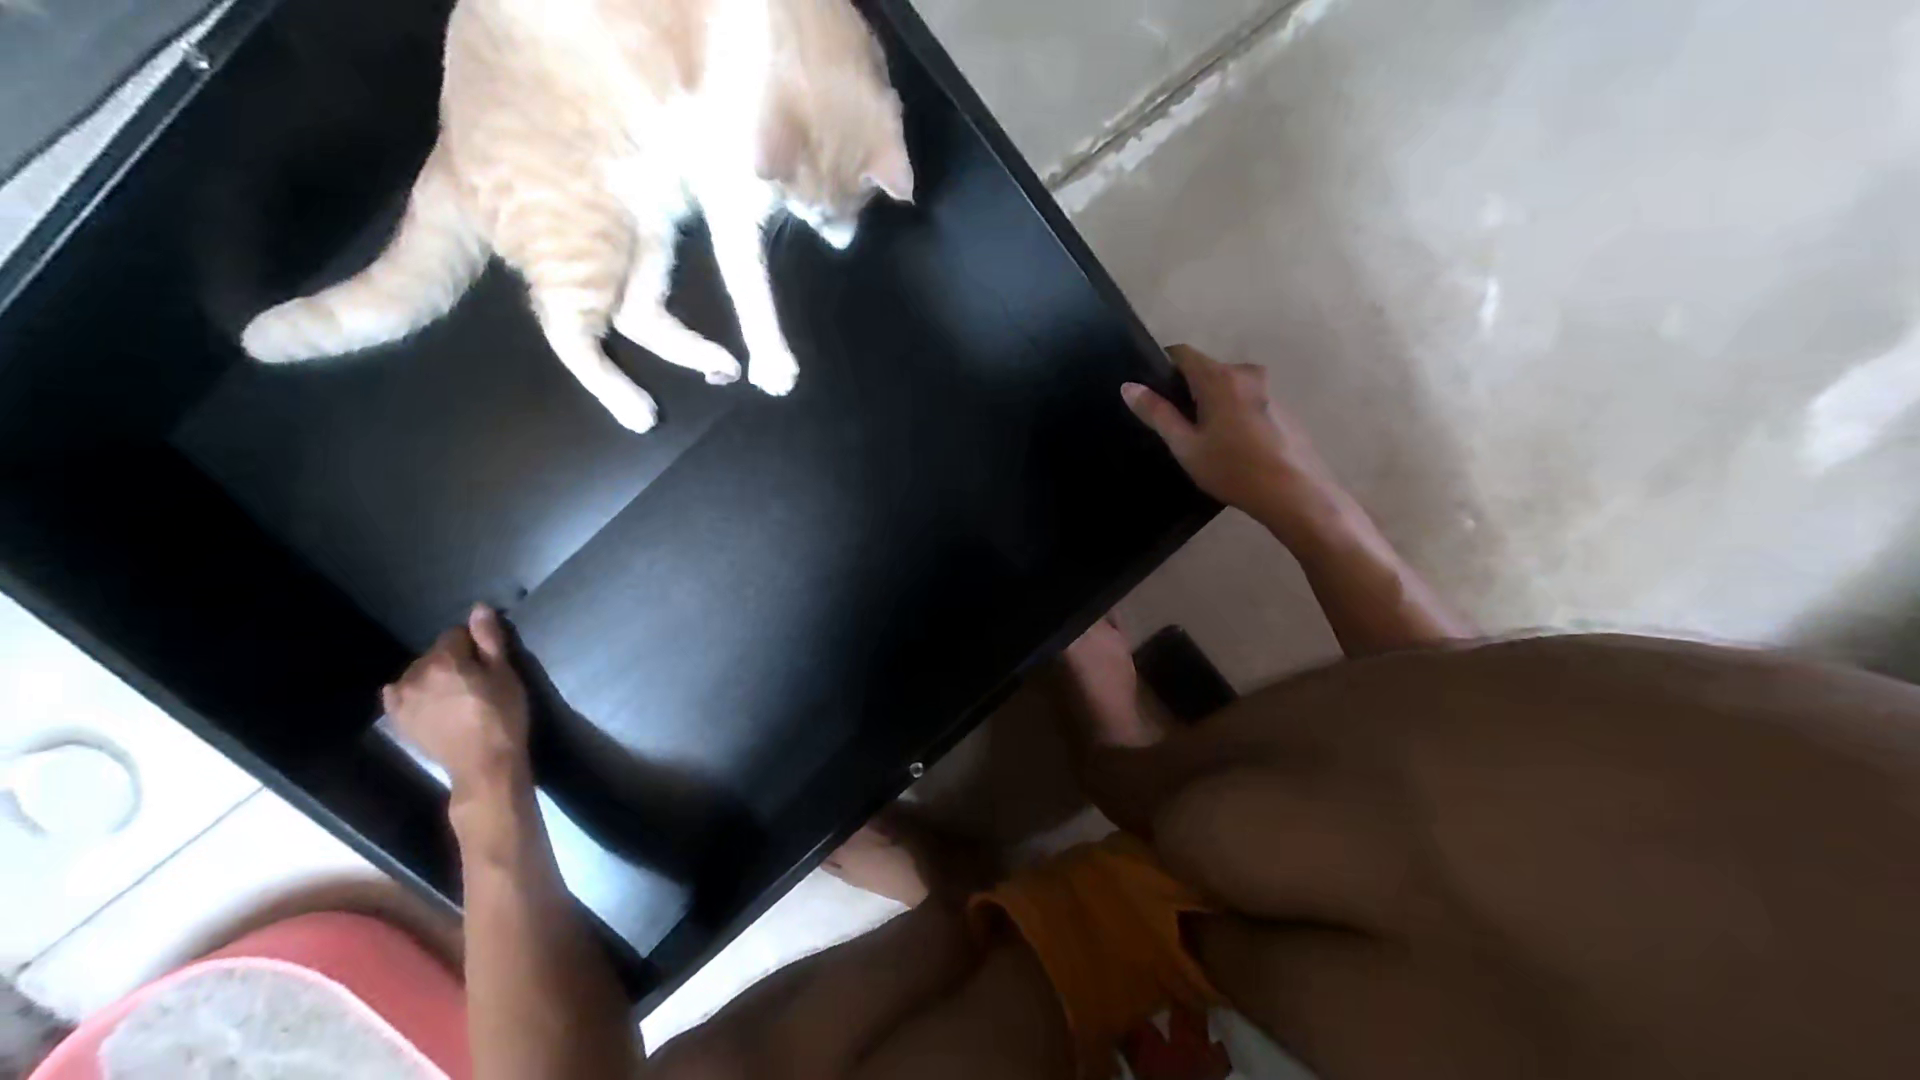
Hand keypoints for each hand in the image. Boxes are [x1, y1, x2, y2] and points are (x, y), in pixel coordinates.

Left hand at [383, 604, 530, 792]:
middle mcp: (414, 674)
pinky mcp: (397, 718)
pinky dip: (413, 692)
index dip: (476, 644)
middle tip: (477, 681)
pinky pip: (399, 693)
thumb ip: (489, 639)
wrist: (483, 763)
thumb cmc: (502, 715)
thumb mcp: (505, 674)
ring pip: (419, 672)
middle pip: (435, 653)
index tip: (489, 662)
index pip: (456, 633)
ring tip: (458, 696)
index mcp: (444, 660)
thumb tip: (479, 608)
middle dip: (454, 659)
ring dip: (436, 676)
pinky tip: (430, 703)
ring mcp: (400, 698)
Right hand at [1122, 345, 1344, 531]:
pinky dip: (1233, 415)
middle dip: (1188, 391)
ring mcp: (1269, 389)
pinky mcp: (1283, 408)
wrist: (1296, 493)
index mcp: (1219, 377)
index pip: (1182, 353)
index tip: (1152, 394)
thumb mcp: (1186, 446)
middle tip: (1175, 427)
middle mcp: (1247, 372)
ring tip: (1204, 441)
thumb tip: (1128, 386)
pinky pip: (1247, 401)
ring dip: (1212, 405)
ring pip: (1227, 388)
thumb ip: (1157, 413)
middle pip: (1206, 371)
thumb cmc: (1233, 469)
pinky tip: (1232, 447)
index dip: (1162, 368)